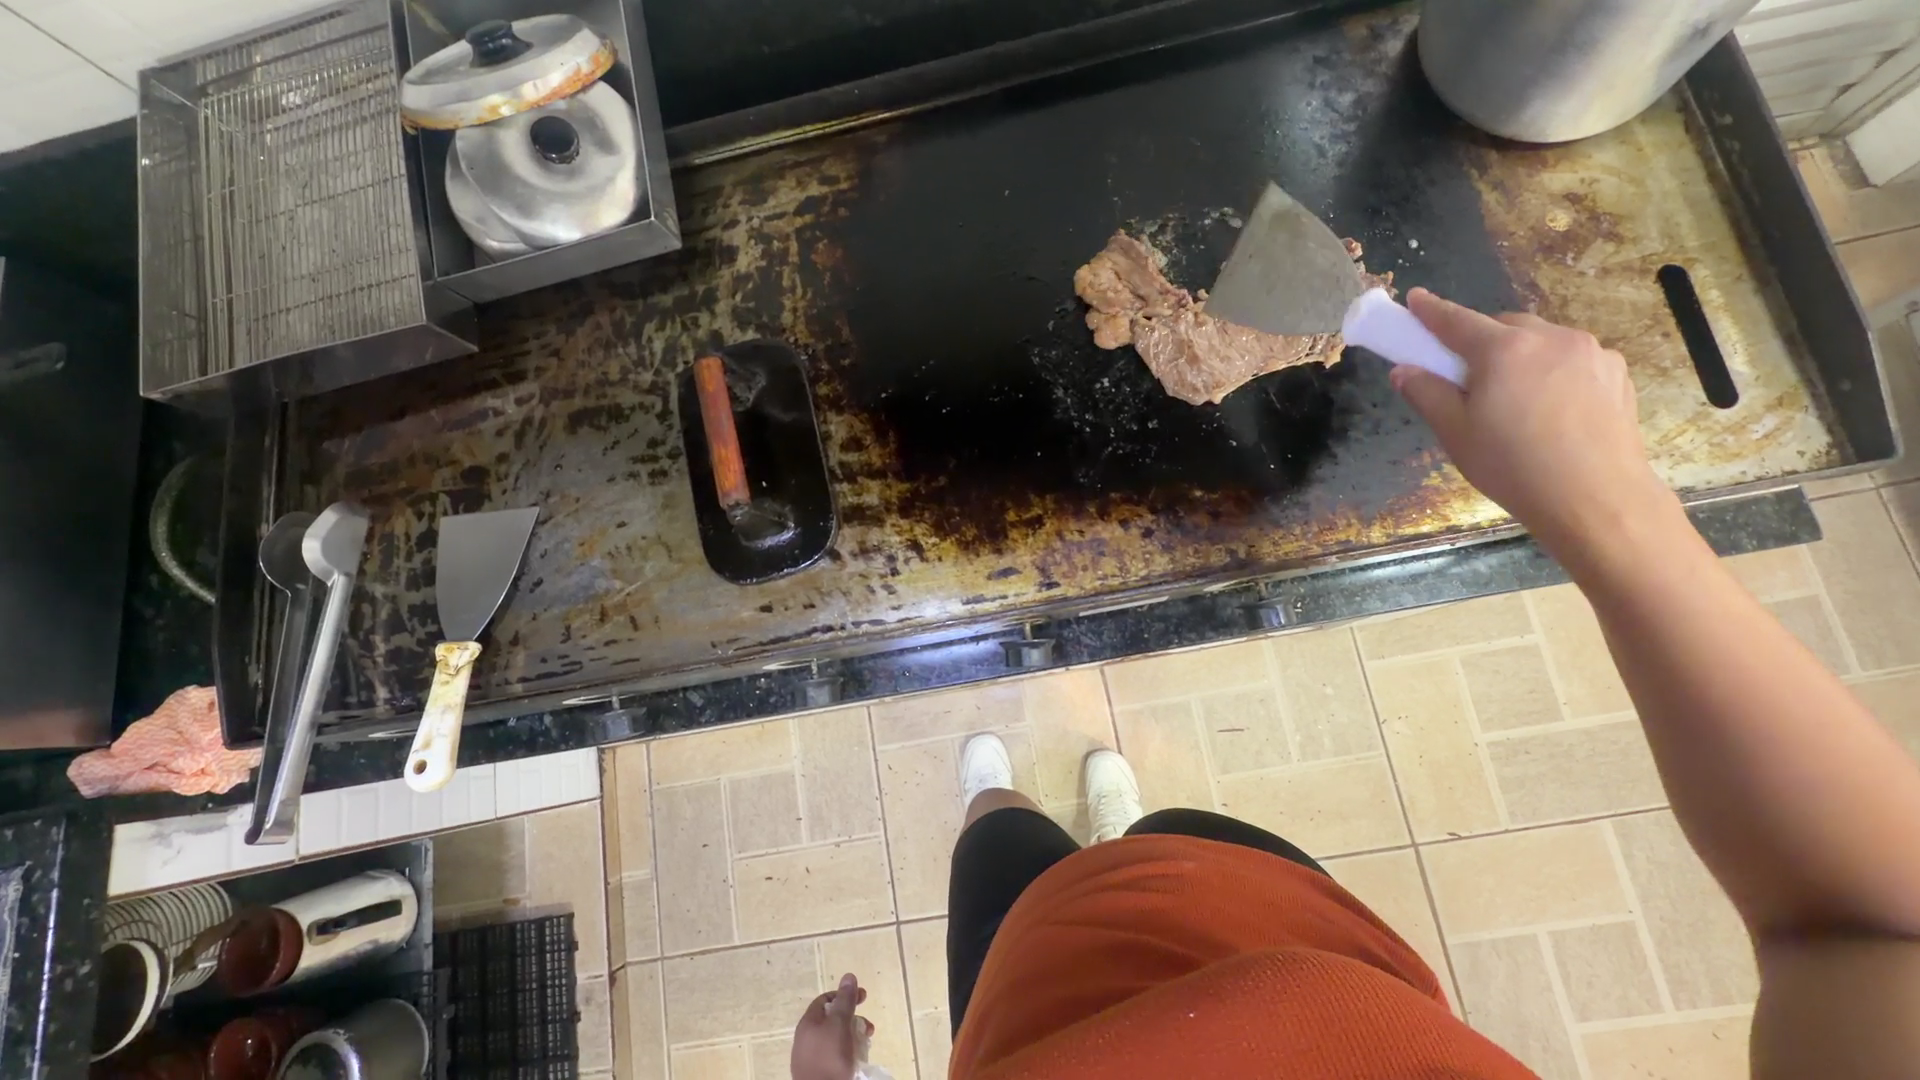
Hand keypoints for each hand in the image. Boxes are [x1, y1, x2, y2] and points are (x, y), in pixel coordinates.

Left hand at [791, 973, 871, 1079]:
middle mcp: (806, 1037)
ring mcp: (810, 1056)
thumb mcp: (840, 1024)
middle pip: (832, 1019)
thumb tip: (849, 975)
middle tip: (869, 1026)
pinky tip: (855, 1058)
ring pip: (834, 1038)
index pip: (827, 1000)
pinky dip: (846, 1051)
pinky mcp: (816, 1072)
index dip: (845, 995)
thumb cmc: (829, 1058)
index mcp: (808, 1022)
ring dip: (852, 1036)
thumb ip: (845, 1001)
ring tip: (866, 1044)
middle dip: (853, 1019)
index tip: (864, 998)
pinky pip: (833, 1055)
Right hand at [1391, 288, 1681, 565]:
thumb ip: (1426, 393)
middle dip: (1482, 341)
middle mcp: (1549, 338)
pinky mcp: (1615, 372)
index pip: (1456, 321)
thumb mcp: (1454, 433)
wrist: (1595, 497)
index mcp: (1503, 349)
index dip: (1430, 311)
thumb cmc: (1512, 466)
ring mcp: (1589, 352)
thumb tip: (1404, 370)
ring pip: (1541, 341)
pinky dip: (1552, 372)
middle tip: (1468, 378)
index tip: (1414, 299)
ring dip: (1520, 356)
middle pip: (1503, 326)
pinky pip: (1572, 360)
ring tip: (1514, 400)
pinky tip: (1550, 410)